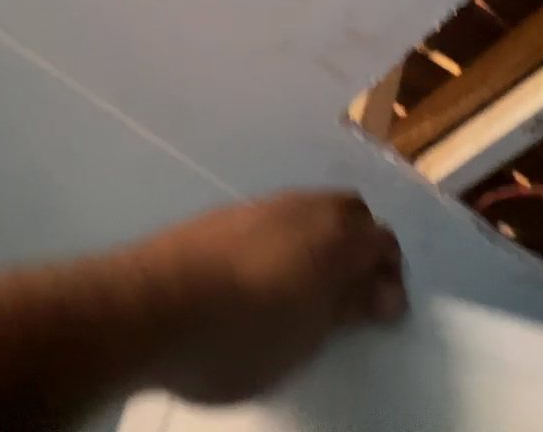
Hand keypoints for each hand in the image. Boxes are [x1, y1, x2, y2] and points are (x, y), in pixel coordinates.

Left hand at [127, 191, 405, 403]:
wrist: (152, 305)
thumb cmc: (240, 333)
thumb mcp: (306, 338)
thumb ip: (349, 309)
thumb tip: (384, 291)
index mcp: (338, 237)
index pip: (384, 242)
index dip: (390, 276)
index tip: (382, 313)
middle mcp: (309, 207)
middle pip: (353, 215)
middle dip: (360, 247)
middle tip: (350, 292)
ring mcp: (268, 203)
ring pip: (314, 211)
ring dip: (323, 239)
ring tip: (307, 283)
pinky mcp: (232, 211)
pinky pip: (280, 217)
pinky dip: (289, 239)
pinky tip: (268, 272)